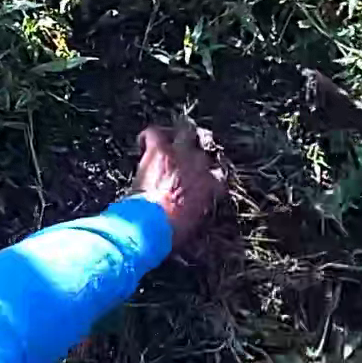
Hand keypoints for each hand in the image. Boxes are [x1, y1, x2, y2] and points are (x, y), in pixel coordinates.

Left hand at [133, 120, 224, 246]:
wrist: (150, 224)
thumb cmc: (171, 232)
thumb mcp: (193, 227)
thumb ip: (198, 213)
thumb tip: (196, 220)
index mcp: (212, 185)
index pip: (218, 174)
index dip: (208, 176)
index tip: (200, 181)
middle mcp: (200, 165)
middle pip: (204, 149)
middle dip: (196, 152)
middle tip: (186, 158)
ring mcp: (180, 154)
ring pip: (187, 130)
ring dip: (179, 135)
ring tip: (170, 141)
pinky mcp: (158, 150)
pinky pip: (154, 132)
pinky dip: (148, 136)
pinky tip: (143, 144)